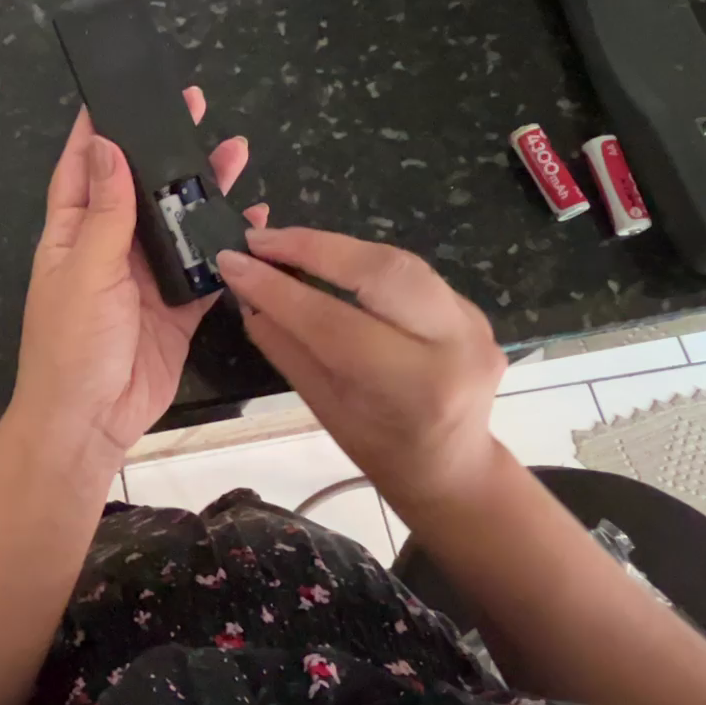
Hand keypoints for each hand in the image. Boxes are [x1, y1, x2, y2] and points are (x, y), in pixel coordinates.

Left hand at [10, 87, 269, 460]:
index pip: (82, 170)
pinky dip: (226, 245)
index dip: (97, 132)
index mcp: (72, 235)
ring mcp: (144, 279)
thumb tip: (105, 146)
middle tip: (194, 107)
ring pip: (176, 223)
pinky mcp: (176, 308)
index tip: (116, 93)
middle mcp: (108, 249)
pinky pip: (204, 268)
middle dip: (162, 149)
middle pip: (138, 188)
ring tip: (235, 150)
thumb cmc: (73, 343)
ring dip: (201, 190)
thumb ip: (104, 211)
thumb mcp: (85, 269)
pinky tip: (253, 218)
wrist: (92, 420)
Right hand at [215, 227, 508, 509]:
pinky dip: (360, 262)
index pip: (333, 322)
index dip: (276, 288)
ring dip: (333, 248)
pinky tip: (326, 261)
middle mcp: (452, 346)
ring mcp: (471, 322)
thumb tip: (246, 294)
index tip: (231, 263)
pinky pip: (408, 271)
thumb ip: (286, 346)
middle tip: (258, 241)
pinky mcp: (473, 307)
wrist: (451, 464)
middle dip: (311, 247)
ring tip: (282, 243)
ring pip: (396, 261)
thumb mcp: (322, 406)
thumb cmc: (378, 446)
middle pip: (379, 271)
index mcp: (411, 386)